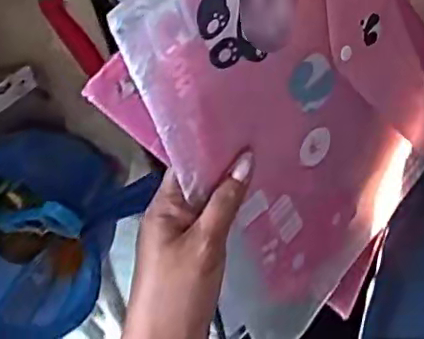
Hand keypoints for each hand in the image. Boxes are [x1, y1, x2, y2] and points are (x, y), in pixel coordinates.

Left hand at [122, 153, 252, 338]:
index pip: (187, 162)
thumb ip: (225, 200)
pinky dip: (229, 210)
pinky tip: (251, 201)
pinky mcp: (192, 253)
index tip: (241, 128)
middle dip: (226, 164)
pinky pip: (212, 220)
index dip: (212, 144)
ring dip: (229, 187)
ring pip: (208, 200)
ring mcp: (179, 236)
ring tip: (261, 165)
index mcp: (162, 207)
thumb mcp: (205, 244)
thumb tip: (246, 158)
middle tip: (259, 142)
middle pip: (199, 180)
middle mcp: (169, 216)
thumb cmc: (178, 294)